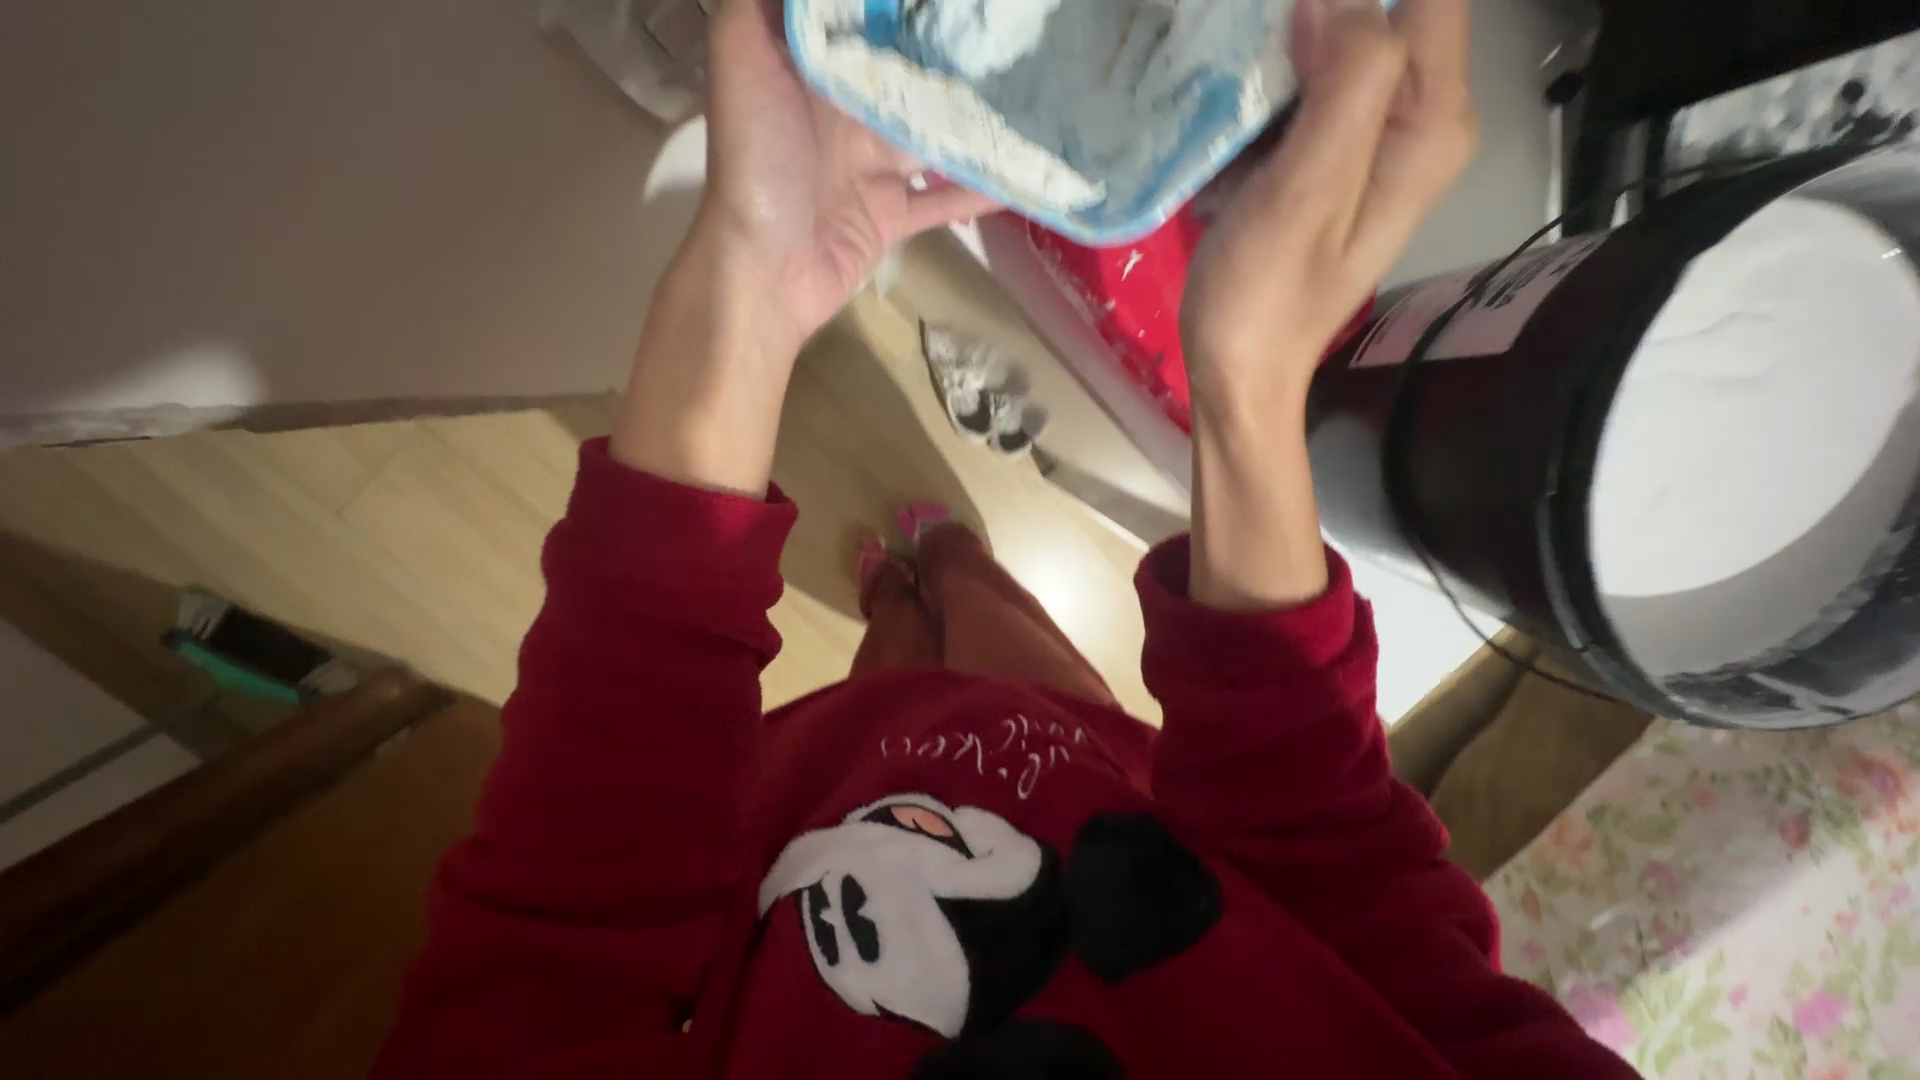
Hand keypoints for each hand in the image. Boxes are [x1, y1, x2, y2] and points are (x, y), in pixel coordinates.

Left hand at [701, 0, 999, 351]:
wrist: (764, 267)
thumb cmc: (756, 159)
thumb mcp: (742, 52)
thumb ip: (774, 4)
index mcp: (810, 70)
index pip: (864, 25)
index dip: (902, 9)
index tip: (952, 2)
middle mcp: (842, 114)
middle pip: (906, 78)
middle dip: (949, 61)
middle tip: (1006, 42)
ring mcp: (870, 169)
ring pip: (932, 136)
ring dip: (972, 121)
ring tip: (1025, 96)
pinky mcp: (890, 217)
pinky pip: (942, 201)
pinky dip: (978, 192)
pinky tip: (1021, 172)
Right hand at [1181, 0, 1475, 423]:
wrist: (1238, 375)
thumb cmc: (1264, 298)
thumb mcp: (1305, 193)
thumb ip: (1345, 85)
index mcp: (1428, 126)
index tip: (1281, 22)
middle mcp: (1413, 126)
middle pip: (1379, 18)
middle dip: (1309, 18)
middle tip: (1241, 47)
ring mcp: (1367, 147)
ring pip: (1334, 53)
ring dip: (1277, 58)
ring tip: (1224, 90)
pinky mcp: (1324, 167)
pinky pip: (1303, 99)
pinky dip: (1262, 101)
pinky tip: (1226, 132)